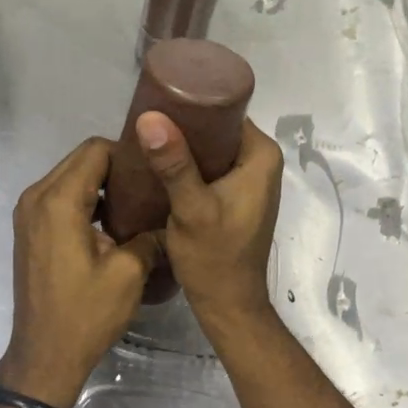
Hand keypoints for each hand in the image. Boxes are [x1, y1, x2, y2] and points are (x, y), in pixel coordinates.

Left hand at [0, 138, 159, 407]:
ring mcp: (28, 214)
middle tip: (151, 186)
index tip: (154, 172)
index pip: (95, 150)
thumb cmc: (85, 314)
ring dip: (101, 184)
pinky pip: (61, 198)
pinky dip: (86, 200)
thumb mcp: (129, 273)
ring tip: (136, 204)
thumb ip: (150, 236)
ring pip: (70, 178)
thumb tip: (169, 221)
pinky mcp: (30, 231)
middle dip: (116, 167)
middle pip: (81, 159)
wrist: (45, 356)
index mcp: (58, 201)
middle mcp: (36, 197)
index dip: (127, 155)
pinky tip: (113, 223)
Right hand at [134, 113, 283, 323]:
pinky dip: (189, 165)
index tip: (157, 104)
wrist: (227, 304)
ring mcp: (250, 180)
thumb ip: (174, 164)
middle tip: (145, 125)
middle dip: (183, 125)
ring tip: (147, 142)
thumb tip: (150, 118)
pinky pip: (211, 166)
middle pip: (217, 127)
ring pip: (212, 148)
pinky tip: (159, 165)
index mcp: (262, 155)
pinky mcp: (236, 196)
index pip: (226, 110)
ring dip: (183, 146)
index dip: (192, 103)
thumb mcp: (191, 208)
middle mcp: (262, 162)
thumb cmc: (214, 258)